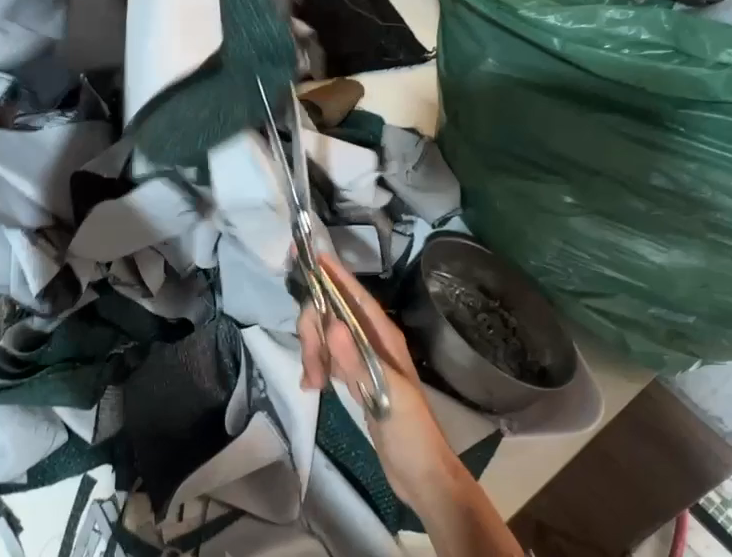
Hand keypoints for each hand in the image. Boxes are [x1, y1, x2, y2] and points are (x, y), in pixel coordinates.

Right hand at [299, 252, 477, 511]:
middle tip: (311, 365)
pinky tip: (313, 385)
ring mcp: (363, 359)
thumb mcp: (386, 395)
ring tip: (313, 383)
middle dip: (314, 331)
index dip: (334, 275)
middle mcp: (372, 340)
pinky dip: (317, 366)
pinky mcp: (355, 378)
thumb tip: (330, 323)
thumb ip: (356, 360)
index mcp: (384, 337)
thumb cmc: (411, 432)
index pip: (354, 296)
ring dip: (313, 353)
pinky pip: (328, 358)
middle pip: (332, 315)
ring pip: (327, 336)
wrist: (422, 475)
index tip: (309, 256)